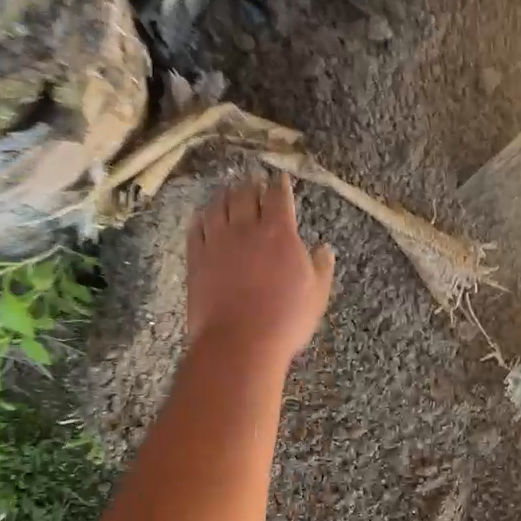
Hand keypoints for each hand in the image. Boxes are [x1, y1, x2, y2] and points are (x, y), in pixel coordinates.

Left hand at [186, 170, 335, 365]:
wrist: (238, 342)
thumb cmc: (284, 320)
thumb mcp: (316, 295)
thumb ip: (321, 268)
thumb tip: (324, 249)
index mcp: (279, 233)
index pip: (278, 197)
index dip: (279, 185)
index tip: (279, 179)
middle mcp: (245, 229)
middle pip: (245, 194)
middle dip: (251, 184)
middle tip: (253, 180)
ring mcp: (217, 242)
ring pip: (217, 206)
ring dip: (224, 195)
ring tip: (227, 190)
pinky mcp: (196, 259)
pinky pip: (195, 229)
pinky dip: (200, 218)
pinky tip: (201, 216)